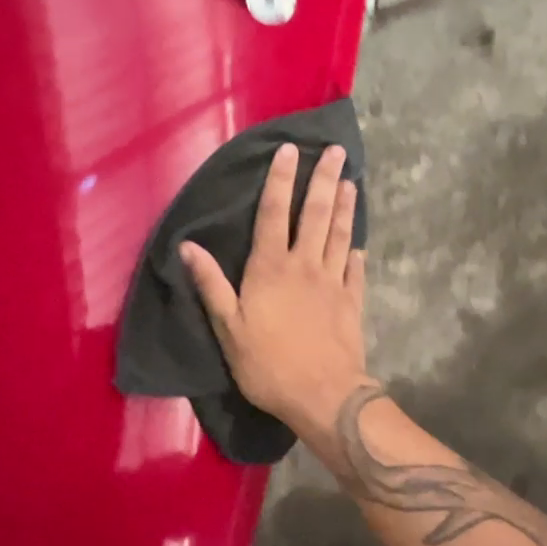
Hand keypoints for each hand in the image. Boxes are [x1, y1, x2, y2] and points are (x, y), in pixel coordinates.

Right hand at [182, 142, 371, 437]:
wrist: (323, 395)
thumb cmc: (267, 364)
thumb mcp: (228, 327)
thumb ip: (211, 284)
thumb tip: (188, 246)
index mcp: (270, 268)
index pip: (273, 213)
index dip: (280, 180)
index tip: (289, 150)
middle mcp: (305, 265)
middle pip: (315, 214)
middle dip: (324, 179)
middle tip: (335, 151)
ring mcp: (333, 283)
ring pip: (340, 235)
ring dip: (345, 207)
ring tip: (351, 182)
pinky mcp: (353, 303)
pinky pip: (356, 272)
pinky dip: (356, 254)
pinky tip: (359, 245)